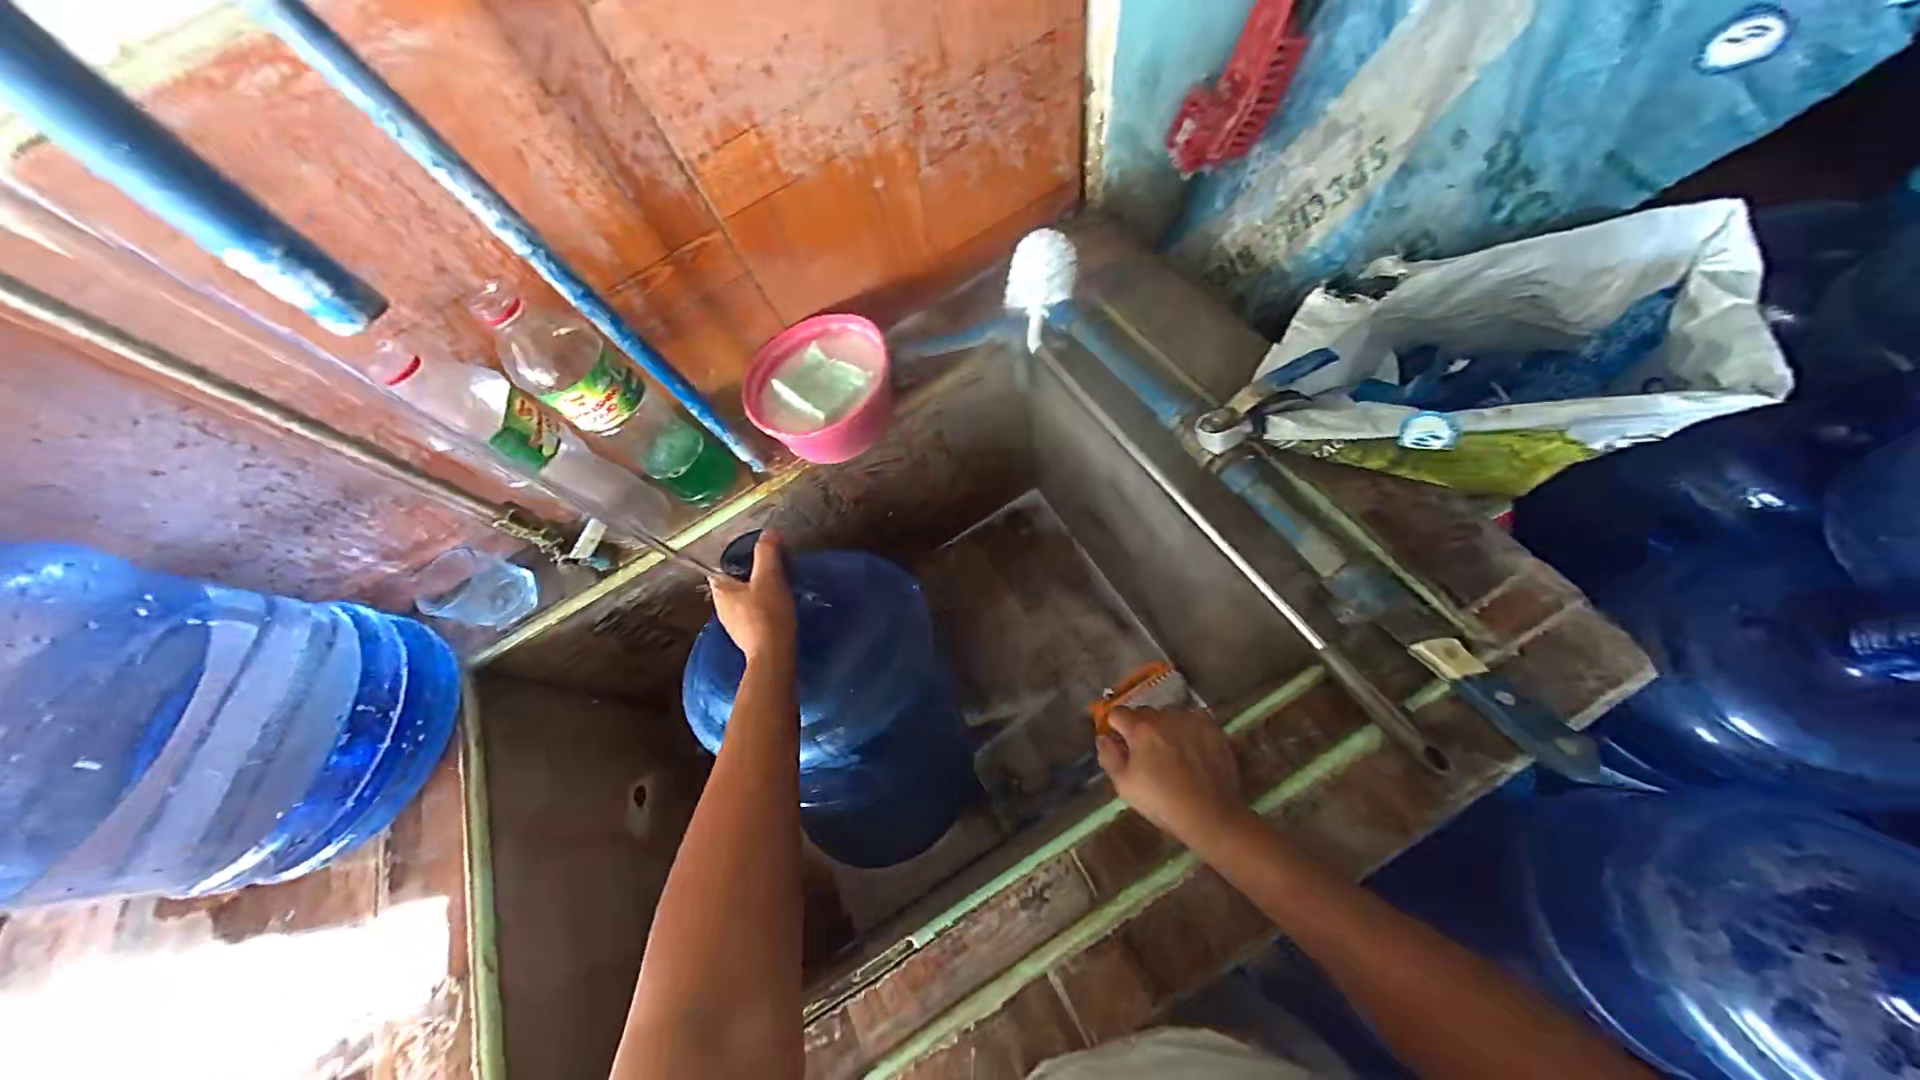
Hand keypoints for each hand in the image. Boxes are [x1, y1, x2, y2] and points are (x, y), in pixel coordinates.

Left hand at [708, 530, 797, 664]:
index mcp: (721, 591)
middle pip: (736, 583)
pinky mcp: (747, 636)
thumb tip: (770, 532)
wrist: (774, 655)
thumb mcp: (769, 577)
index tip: (762, 557)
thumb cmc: (768, 614)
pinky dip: (765, 609)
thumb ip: (767, 552)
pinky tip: (779, 609)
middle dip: (754, 576)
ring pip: (746, 599)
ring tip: (781, 588)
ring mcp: (734, 624)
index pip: (723, 567)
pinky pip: (754, 614)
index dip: (741, 559)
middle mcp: (721, 608)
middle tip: (776, 571)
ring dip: (760, 593)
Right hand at [1095, 706, 1245, 840]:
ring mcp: (1190, 720)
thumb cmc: (1162, 801)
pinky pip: (1193, 717)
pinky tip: (1191, 745)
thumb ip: (1108, 756)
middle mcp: (1164, 716)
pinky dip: (1188, 726)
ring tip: (1171, 748)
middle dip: (1139, 727)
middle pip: (1143, 712)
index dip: (1115, 728)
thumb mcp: (1124, 785)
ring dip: (1165, 725)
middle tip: (1145, 751)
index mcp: (1139, 728)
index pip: (1117, 713)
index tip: (1120, 743)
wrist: (1210, 813)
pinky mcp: (1212, 728)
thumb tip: (1103, 738)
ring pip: (1169, 713)